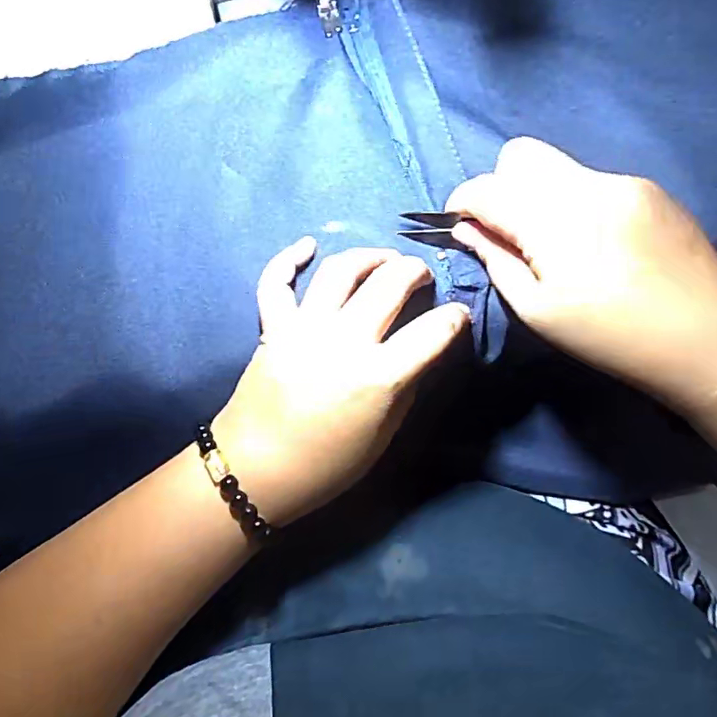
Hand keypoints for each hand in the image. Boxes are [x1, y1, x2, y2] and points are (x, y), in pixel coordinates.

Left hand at [212, 238, 470, 524]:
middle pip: (390, 283)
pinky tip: (309, 245)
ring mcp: (304, 328)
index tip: (458, 315)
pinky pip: (277, 281)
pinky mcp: (273, 326)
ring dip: (371, 256)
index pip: (434, 330)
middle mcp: (343, 341)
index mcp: (378, 376)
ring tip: (385, 260)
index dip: (456, 317)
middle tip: (422, 278)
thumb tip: (425, 350)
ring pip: (342, 269)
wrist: (257, 471)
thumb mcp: (384, 434)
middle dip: (416, 272)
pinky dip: (289, 258)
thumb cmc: (328, 464)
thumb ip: (408, 385)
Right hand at [445, 137, 716, 406]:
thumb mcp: (540, 310)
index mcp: (553, 222)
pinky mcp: (647, 188)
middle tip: (509, 231)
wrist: (707, 334)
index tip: (460, 224)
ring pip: (557, 167)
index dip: (462, 203)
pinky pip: (592, 180)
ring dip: (540, 195)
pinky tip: (598, 243)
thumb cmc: (612, 335)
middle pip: (519, 155)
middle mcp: (585, 186)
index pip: (487, 188)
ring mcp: (621, 182)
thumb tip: (466, 230)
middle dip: (500, 186)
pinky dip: (576, 202)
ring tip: (559, 243)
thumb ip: (497, 261)